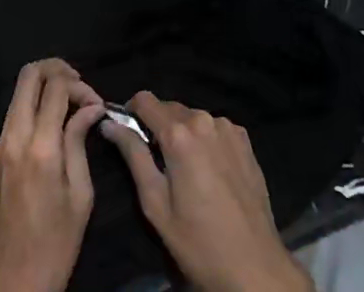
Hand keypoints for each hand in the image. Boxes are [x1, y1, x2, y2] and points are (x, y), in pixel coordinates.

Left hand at [0, 59, 105, 291]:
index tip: (98, 105)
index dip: (81, 85)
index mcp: (38, 147)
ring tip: (71, 105)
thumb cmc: (53, 247)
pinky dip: (34, 106)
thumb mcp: (80, 196)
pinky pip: (13, 114)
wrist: (7, 288)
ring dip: (45, 87)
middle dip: (57, 69)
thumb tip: (89, 108)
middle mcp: (13, 138)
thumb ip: (80, 143)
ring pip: (18, 92)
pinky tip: (55, 125)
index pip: (56, 87)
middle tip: (81, 86)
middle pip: (28, 75)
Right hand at [100, 92, 314, 291]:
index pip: (146, 100)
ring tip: (181, 170)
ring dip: (182, 133)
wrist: (252, 263)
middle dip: (157, 126)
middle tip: (153, 160)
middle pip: (170, 109)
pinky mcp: (245, 139)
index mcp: (180, 133)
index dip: (131, 111)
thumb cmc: (196, 239)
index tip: (126, 130)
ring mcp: (229, 128)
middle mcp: (205, 120)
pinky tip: (208, 171)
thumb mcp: (155, 202)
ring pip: (193, 118)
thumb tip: (110, 124)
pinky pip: (214, 129)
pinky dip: (204, 140)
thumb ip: (133, 156)